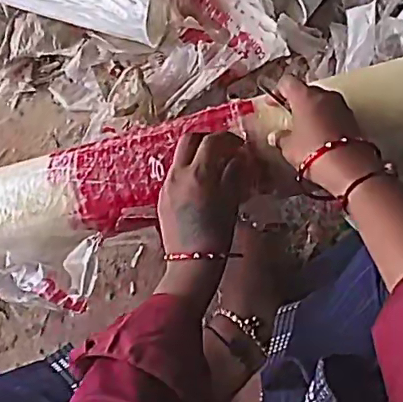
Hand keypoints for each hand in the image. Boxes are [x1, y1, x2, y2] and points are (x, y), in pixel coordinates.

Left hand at [155, 131, 250, 302]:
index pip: (213, 140)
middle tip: (224, 150)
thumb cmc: (216, 235)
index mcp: (199, 173)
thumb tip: (239, 158)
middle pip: (190, 139)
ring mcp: (167, 185)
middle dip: (208, 140)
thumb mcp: (231, 201)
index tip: (240, 146)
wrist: (191, 262)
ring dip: (197, 155)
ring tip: (215, 169)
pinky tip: (202, 187)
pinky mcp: (162, 197)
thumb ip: (234, 174)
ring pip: (181, 156)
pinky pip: (176, 174)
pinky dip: (189, 171)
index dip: (229, 139)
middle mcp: (178, 174)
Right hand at [267, 74, 379, 194]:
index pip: (288, 82)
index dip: (277, 91)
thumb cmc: (311, 151)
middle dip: (298, 101)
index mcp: (305, 96)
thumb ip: (281, 138)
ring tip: (307, 128)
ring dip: (314, 111)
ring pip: (323, 101)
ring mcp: (342, 105)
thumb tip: (276, 136)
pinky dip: (327, 120)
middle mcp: (325, 95)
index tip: (272, 104)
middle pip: (308, 91)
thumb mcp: (289, 148)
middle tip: (290, 116)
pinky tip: (321, 135)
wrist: (348, 166)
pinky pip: (335, 113)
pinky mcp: (354, 118)